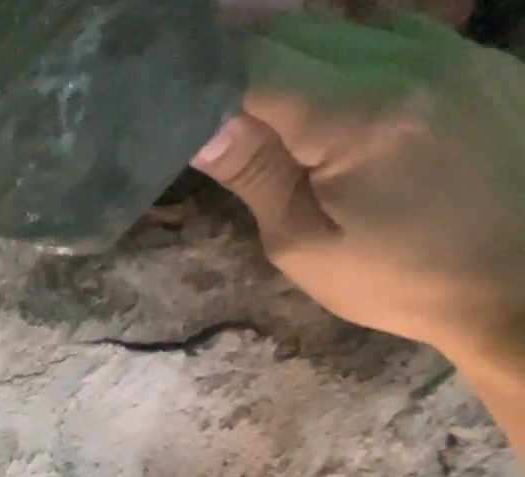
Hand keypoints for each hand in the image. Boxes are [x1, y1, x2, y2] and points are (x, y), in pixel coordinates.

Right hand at [192, 11, 524, 360]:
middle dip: (235, 60)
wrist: (521, 278)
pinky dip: (338, 49)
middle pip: (296, 30)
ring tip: (248, 96)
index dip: (202, 77)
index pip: (258, 64)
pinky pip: (390, 29)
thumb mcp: (299, 241)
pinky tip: (316, 89)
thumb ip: (254, 172)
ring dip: (286, 51)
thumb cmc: (395, 276)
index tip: (161, 101)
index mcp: (362, 116)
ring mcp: (453, 53)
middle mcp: (414, 64)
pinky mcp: (475, 58)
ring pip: (342, 19)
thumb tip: (198, 126)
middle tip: (192, 101)